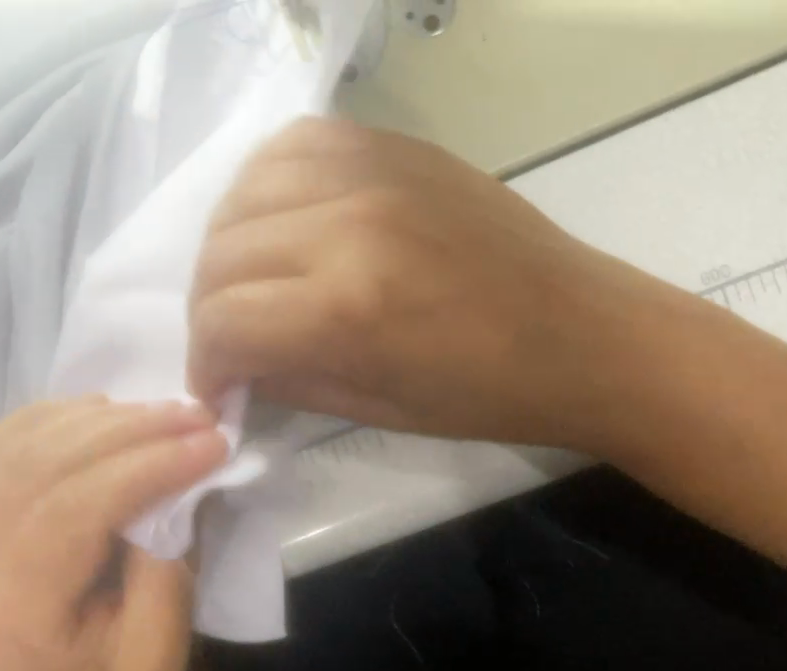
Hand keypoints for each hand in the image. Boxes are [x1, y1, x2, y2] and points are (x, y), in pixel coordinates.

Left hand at [0, 398, 227, 670]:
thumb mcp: (158, 650)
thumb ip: (165, 559)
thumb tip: (178, 478)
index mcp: (7, 617)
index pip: (74, 507)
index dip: (146, 463)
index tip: (210, 440)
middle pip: (39, 468)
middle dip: (126, 432)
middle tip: (194, 414)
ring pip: (12, 451)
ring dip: (92, 421)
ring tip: (159, 412)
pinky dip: (49, 426)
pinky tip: (100, 417)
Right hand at [188, 117, 676, 453]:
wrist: (581, 333)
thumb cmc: (490, 395)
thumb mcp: (381, 409)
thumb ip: (292, 380)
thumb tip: (238, 364)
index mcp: (346, 308)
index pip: (223, 322)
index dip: (205, 365)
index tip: (217, 388)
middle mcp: (344, 224)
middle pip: (220, 255)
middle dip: (210, 313)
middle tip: (233, 344)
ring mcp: (371, 172)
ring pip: (243, 191)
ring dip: (229, 247)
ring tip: (253, 285)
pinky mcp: (395, 146)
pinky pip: (295, 145)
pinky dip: (268, 186)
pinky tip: (283, 222)